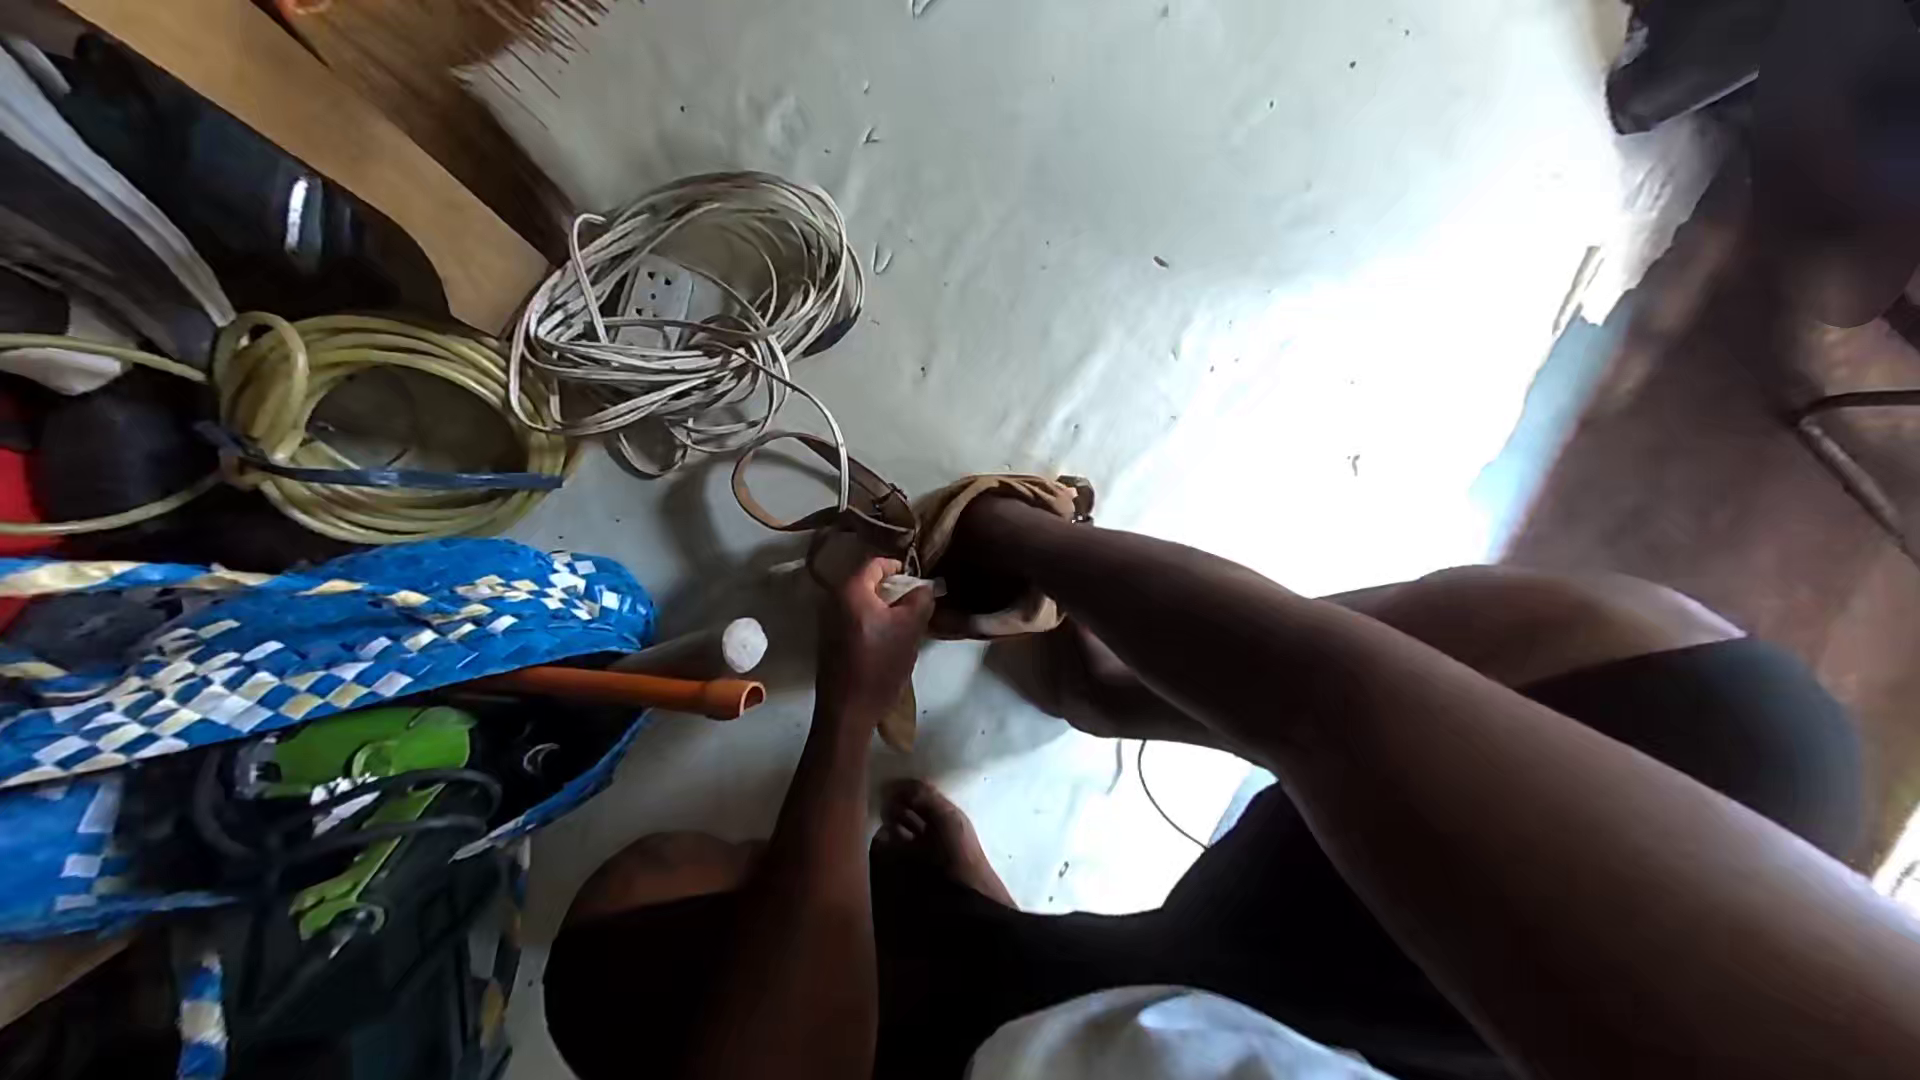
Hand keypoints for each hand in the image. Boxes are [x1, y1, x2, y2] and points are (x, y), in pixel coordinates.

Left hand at [818, 556, 935, 721]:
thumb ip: (920, 601)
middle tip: (915, 603)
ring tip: (904, 624)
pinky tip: (887, 641)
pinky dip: (871, 622)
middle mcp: (833, 600)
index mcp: (850, 591)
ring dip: (883, 608)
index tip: (917, 581)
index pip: (875, 563)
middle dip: (893, 590)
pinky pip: (853, 619)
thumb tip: (924, 587)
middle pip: (867, 583)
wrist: (848, 709)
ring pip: (861, 603)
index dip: (898, 567)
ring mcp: (827, 622)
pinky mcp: (829, 641)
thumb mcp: (909, 629)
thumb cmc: (879, 664)